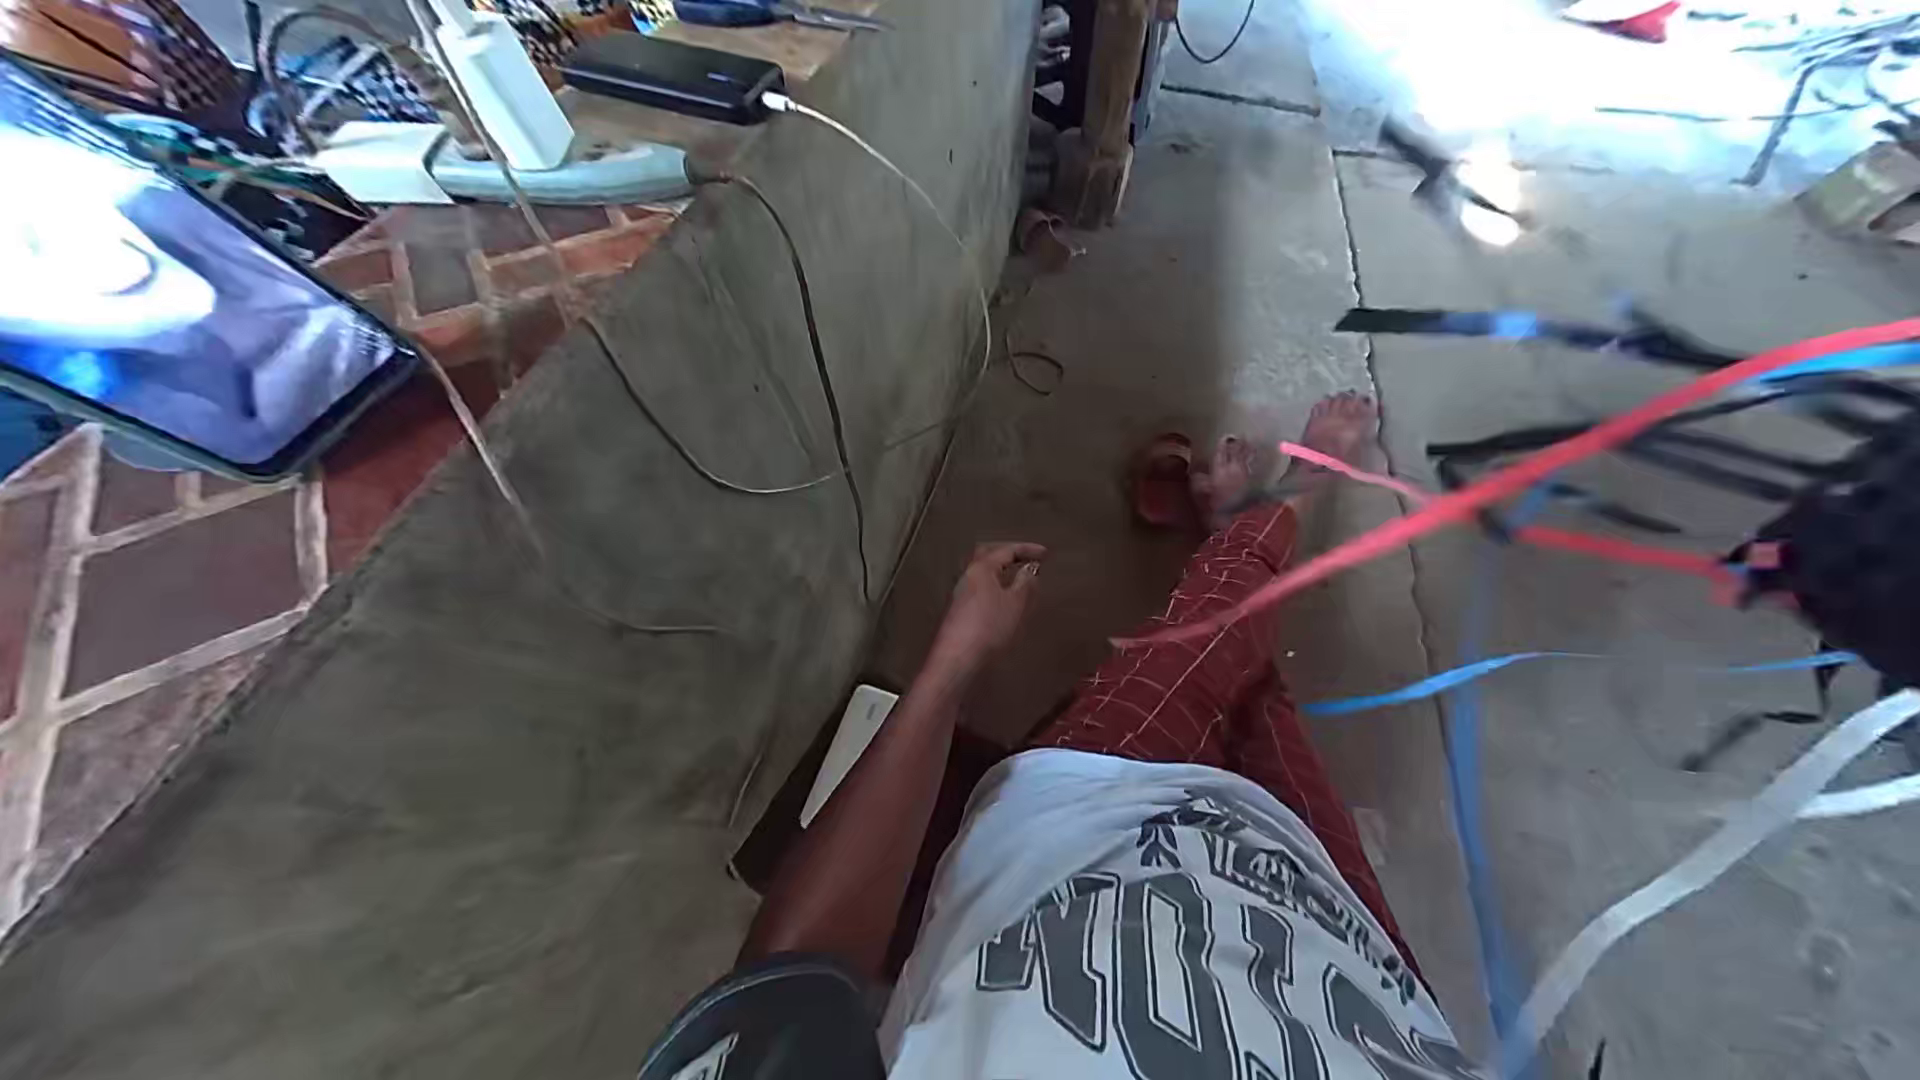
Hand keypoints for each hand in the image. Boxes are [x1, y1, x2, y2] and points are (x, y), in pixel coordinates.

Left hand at [927, 542, 1046, 676]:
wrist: (958, 659)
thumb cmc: (990, 627)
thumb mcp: (1016, 604)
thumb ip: (1025, 584)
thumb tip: (1030, 569)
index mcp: (980, 569)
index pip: (1005, 550)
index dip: (1027, 549)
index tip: (1046, 553)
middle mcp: (967, 577)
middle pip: (988, 556)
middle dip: (1009, 554)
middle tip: (1027, 558)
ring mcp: (960, 594)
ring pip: (982, 574)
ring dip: (1001, 572)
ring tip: (1019, 579)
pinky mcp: (959, 611)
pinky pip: (980, 590)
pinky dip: (995, 587)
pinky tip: (1004, 600)